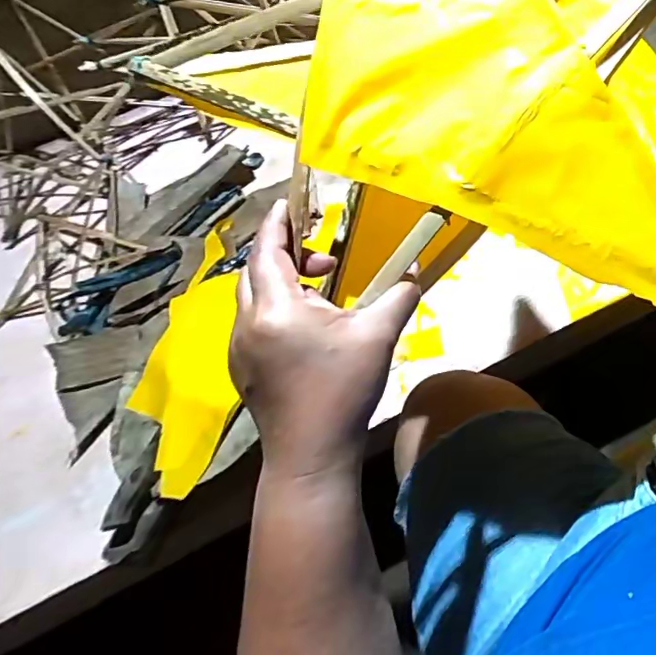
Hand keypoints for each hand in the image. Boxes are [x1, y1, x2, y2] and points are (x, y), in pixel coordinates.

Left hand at [231, 200, 421, 476]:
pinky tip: (312, 320)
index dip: (277, 224)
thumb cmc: (344, 388)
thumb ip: (399, 294)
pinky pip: (257, 319)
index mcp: (276, 310)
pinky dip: (280, 304)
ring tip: (324, 286)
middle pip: (257, 271)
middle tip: (325, 254)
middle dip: (287, 252)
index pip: (268, 252)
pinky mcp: (245, 367)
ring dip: (285, 280)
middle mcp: (248, 324)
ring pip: (256, 297)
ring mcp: (241, 348)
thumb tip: (414, 270)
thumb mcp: (380, 334)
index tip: (289, 202)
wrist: (311, 452)